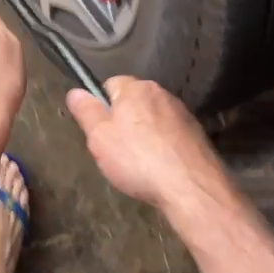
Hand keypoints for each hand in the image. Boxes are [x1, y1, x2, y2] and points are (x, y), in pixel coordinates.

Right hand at [66, 77, 231, 214]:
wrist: (191, 188)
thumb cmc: (137, 160)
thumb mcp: (100, 138)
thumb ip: (86, 111)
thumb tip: (75, 92)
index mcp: (136, 88)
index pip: (111, 84)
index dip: (102, 106)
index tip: (101, 130)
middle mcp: (161, 93)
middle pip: (134, 101)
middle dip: (125, 120)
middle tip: (117, 149)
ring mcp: (183, 113)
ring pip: (154, 118)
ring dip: (146, 133)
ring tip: (141, 163)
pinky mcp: (198, 133)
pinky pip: (171, 134)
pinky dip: (164, 145)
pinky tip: (162, 168)